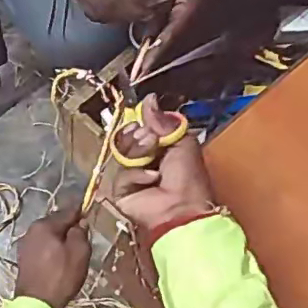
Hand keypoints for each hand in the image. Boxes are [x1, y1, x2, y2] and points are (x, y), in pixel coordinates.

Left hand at [14, 207, 91, 307]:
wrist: (37, 303)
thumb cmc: (60, 276)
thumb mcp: (79, 252)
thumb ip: (81, 233)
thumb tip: (80, 223)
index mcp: (44, 225)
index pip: (67, 212)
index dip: (81, 212)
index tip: (91, 213)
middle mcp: (31, 230)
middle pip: (56, 223)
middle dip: (69, 226)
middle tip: (84, 234)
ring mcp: (25, 245)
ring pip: (48, 235)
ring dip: (60, 238)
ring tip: (74, 248)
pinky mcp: (24, 258)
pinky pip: (42, 247)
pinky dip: (52, 249)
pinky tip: (60, 258)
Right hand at [110, 98, 216, 236]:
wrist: (181, 208)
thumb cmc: (188, 178)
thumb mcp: (182, 142)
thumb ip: (163, 121)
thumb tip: (148, 99)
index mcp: (158, 149)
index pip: (138, 128)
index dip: (140, 124)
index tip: (146, 124)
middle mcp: (142, 161)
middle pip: (126, 139)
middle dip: (139, 138)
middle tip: (152, 143)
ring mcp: (130, 176)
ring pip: (121, 154)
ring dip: (138, 154)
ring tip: (153, 163)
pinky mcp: (119, 191)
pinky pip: (120, 174)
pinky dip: (136, 176)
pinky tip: (151, 181)